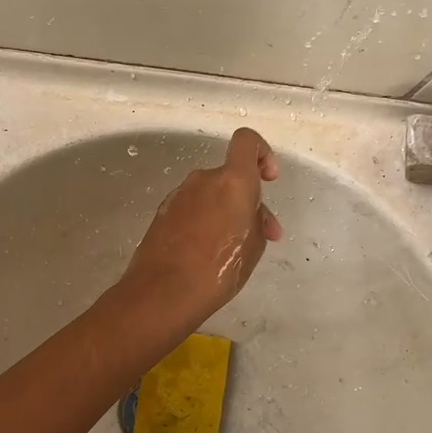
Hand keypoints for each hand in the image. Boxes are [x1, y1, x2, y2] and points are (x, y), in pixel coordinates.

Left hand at [115, 128, 282, 336]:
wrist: (163, 291)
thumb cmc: (218, 268)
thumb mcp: (254, 245)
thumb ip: (257, 218)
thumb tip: (251, 213)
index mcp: (232, 180)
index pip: (248, 141)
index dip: (263, 153)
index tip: (268, 178)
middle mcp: (203, 179)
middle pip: (230, 175)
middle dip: (246, 199)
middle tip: (261, 234)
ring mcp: (180, 194)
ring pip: (211, 193)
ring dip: (225, 212)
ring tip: (233, 249)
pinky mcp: (163, 212)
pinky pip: (193, 207)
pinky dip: (204, 220)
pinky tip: (206, 251)